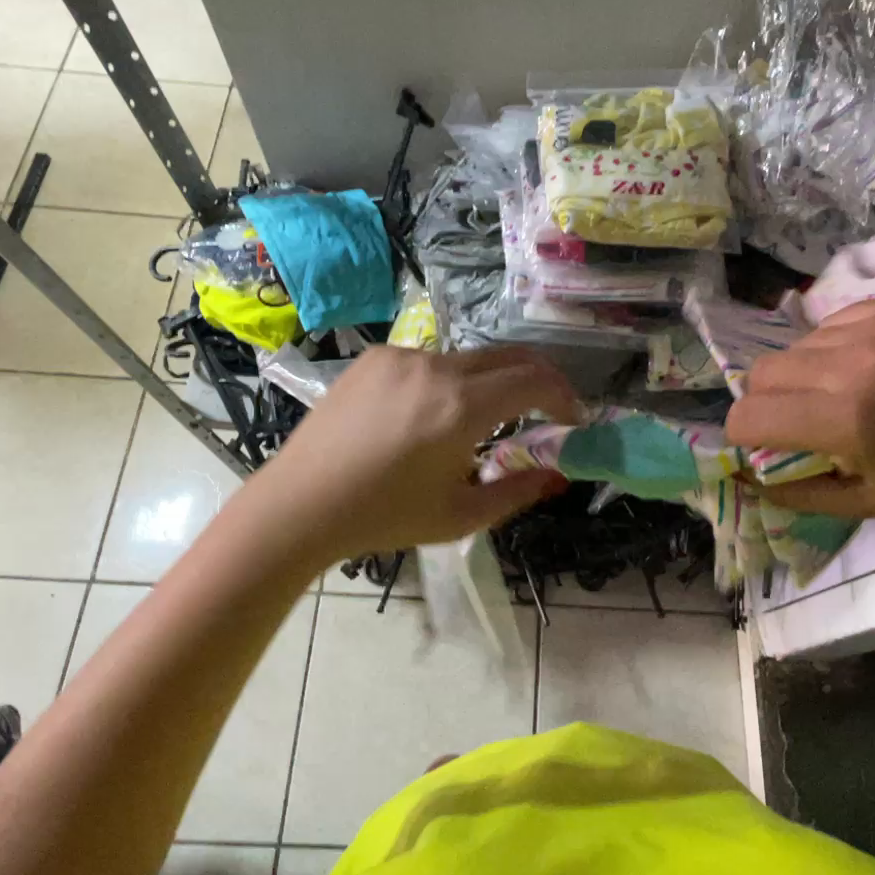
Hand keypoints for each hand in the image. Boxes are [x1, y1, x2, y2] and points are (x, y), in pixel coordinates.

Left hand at [246, 346, 579, 558]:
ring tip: (482, 424)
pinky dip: (449, 382)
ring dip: (491, 383)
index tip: (573, 419)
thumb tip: (559, 475)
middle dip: (539, 380)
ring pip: (468, 360)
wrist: (301, 503)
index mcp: (461, 407)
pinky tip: (430, 418)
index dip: (564, 397)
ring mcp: (402, 356)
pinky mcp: (375, 357)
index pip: (535, 380)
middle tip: (549, 410)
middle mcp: (436, 367)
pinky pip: (430, 361)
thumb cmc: (385, 518)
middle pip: (509, 356)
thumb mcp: (461, 515)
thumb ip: (519, 491)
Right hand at [724, 299, 874, 522]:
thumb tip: (740, 473)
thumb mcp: (860, 504)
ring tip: (840, 395)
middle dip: (767, 402)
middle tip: (799, 422)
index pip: (749, 414)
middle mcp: (858, 365)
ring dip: (802, 374)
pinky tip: (867, 369)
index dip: (743, 434)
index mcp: (848, 421)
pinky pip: (833, 323)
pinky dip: (834, 348)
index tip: (761, 444)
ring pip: (796, 346)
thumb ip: (791, 491)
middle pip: (763, 372)